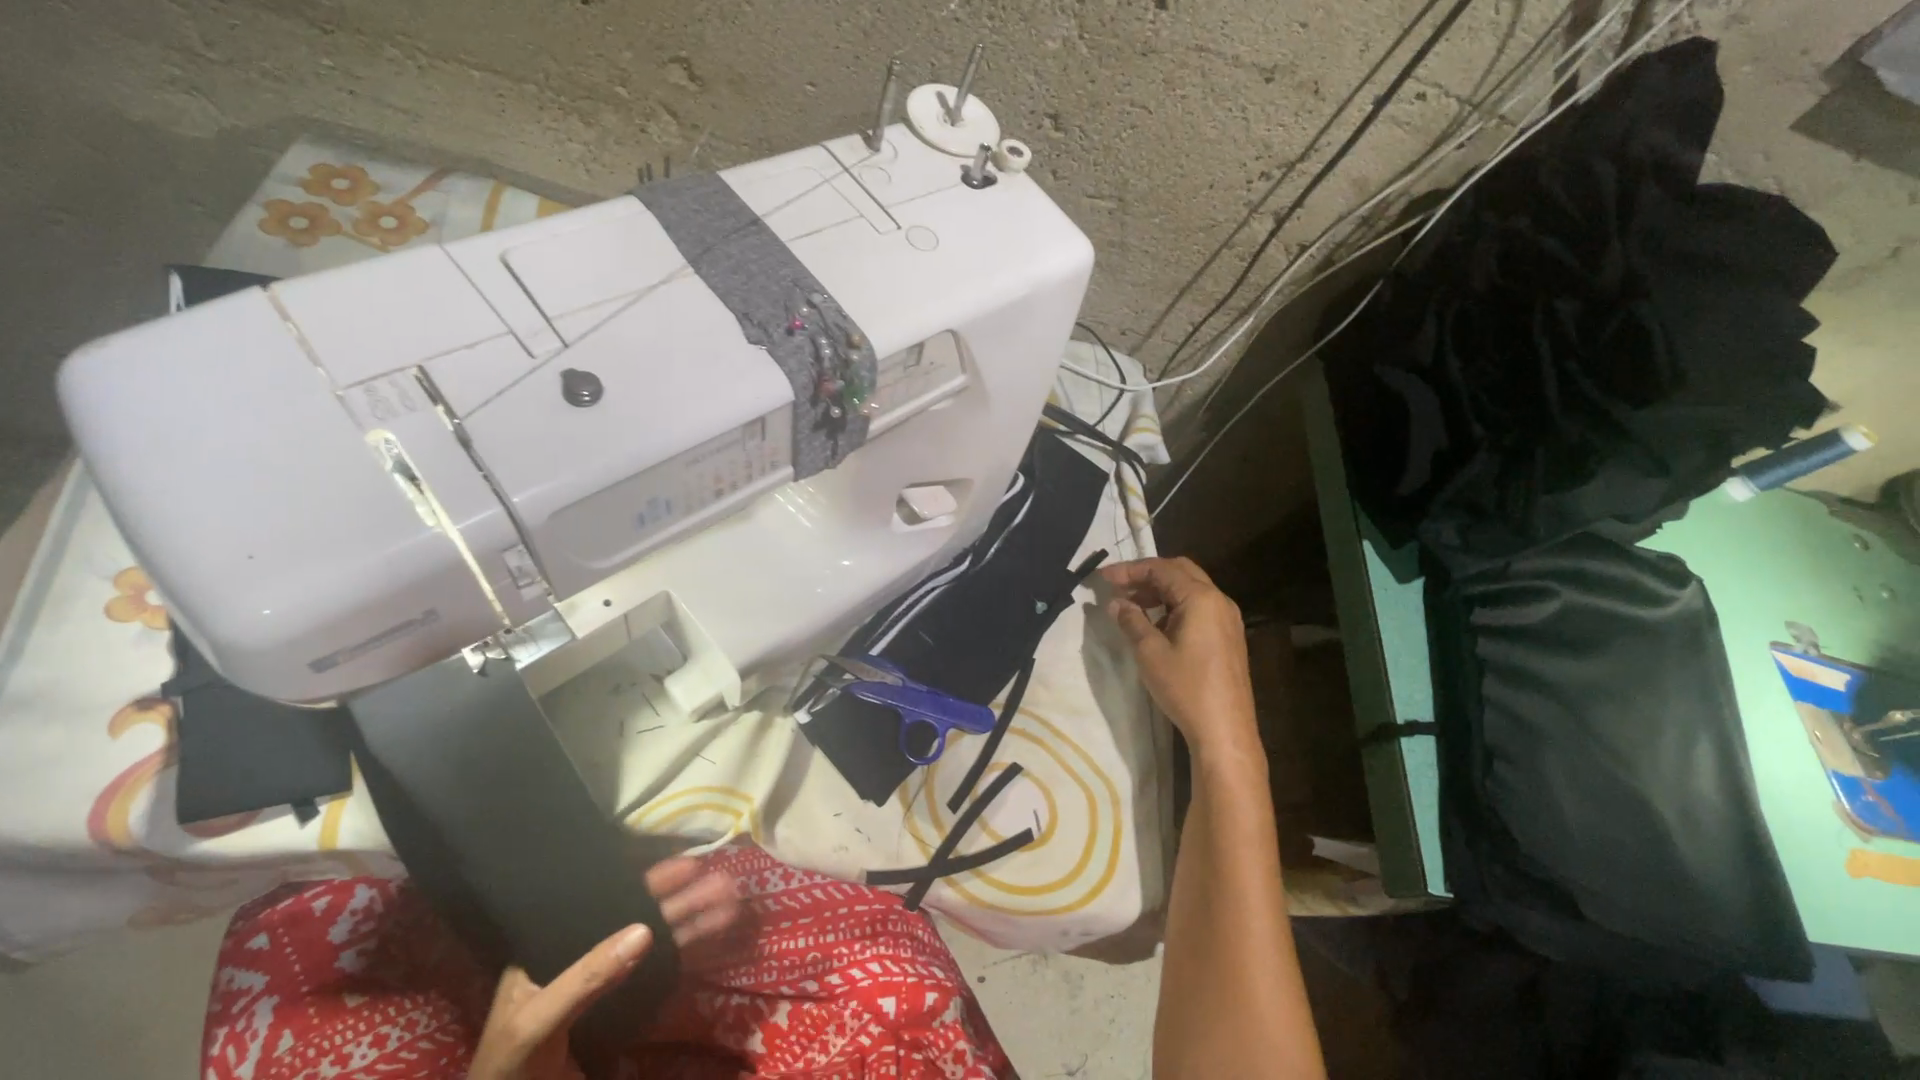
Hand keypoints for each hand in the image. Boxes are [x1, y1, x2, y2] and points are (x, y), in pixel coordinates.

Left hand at [468, 855, 742, 1079]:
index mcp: (555, 949)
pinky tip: (715, 941)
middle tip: (723, 882)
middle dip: (683, 901)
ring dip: (694, 925)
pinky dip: (690, 958)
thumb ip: (587, 978)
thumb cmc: (509, 1064)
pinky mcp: (624, 1016)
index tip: (685, 865)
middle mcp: (586, 959)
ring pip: (659, 945)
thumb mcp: (539, 1021)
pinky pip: (663, 978)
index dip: (647, 883)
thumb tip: (644, 930)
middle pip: (642, 920)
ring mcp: (608, 987)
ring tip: (730, 905)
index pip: (605, 903)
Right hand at [1101, 558, 1258, 755]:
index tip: (1102, 578)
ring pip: (1191, 590)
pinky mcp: (1229, 637)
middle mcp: (1219, 601)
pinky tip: (1157, 625)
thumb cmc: (1185, 687)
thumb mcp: (1150, 652)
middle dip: (1147, 575)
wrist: (1224, 729)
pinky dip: (1175, 606)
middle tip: (1118, 587)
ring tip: (1132, 606)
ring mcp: (1228, 619)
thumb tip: (1116, 603)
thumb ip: (1132, 621)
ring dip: (1161, 591)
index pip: (1162, 569)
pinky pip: (1200, 608)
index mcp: (1201, 598)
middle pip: (1180, 572)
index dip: (1129, 570)